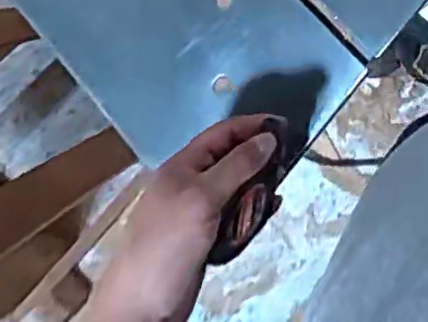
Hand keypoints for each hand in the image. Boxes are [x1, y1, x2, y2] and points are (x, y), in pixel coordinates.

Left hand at [84, 115, 279, 321]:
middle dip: (259, 157)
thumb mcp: (203, 198)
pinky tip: (268, 211)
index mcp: (182, 166)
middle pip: (232, 158)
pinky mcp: (205, 236)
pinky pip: (235, 213)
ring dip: (258, 185)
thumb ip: (238, 165)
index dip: (253, 125)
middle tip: (287, 159)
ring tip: (279, 187)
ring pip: (236, 187)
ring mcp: (197, 212)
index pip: (223, 133)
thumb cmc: (168, 245)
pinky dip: (252, 209)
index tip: (284, 126)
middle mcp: (190, 184)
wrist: (139, 313)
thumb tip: (269, 137)